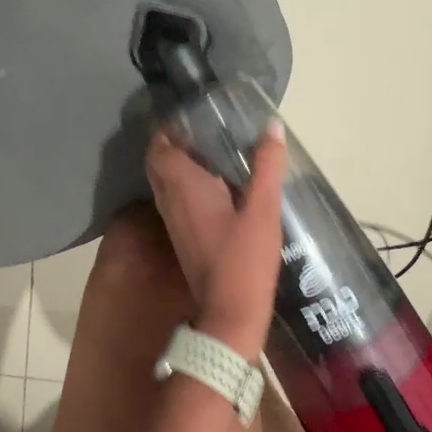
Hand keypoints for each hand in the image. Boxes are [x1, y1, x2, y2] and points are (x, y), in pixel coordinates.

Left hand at [144, 122, 288, 360]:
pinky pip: (174, 200)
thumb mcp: (263, 209)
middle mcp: (169, 200)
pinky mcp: (181, 237)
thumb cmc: (244, 258)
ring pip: (165, 183)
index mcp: (183, 186)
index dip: (168, 130)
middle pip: (158, 163)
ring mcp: (172, 221)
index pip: (159, 148)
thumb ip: (267, 166)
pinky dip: (186, 187)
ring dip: (180, 166)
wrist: (229, 313)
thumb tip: (272, 126)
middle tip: (203, 134)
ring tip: (212, 155)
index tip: (191, 118)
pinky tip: (217, 189)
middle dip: (173, 145)